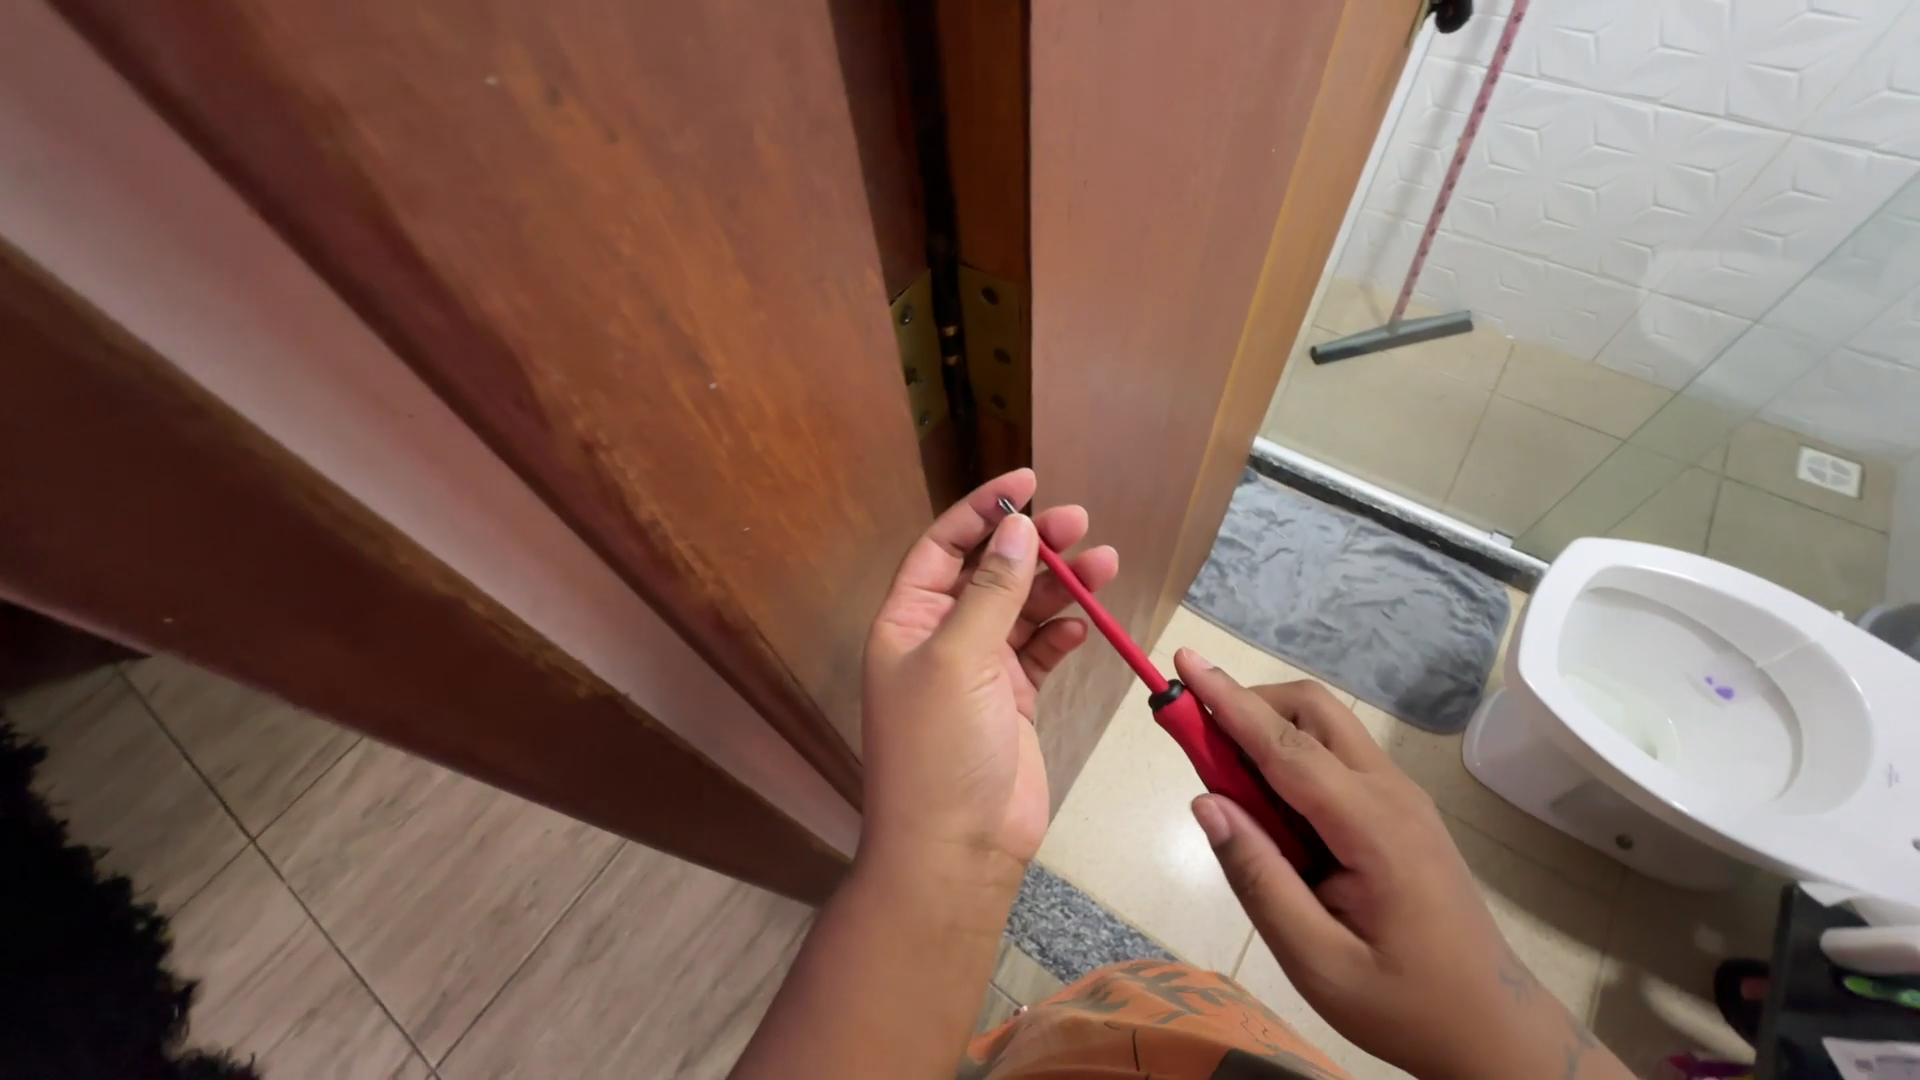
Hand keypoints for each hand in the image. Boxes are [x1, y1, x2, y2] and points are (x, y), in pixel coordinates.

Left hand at [861, 469, 1117, 877]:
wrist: (958, 849)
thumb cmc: (940, 748)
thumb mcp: (960, 658)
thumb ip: (992, 591)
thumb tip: (1019, 529)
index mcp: (908, 619)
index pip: (943, 546)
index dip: (982, 511)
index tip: (1028, 484)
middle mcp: (941, 637)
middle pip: (991, 573)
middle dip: (1034, 546)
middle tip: (1082, 523)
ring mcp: (979, 669)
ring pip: (1023, 610)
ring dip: (1061, 588)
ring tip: (1106, 563)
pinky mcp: (1013, 699)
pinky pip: (1040, 652)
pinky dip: (1062, 635)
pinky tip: (1085, 624)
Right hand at [1174, 650, 1627, 1079]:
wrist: (1495, 1032)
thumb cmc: (1403, 1006)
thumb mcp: (1317, 962)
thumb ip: (1257, 878)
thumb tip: (1204, 802)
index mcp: (1373, 828)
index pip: (1285, 746)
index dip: (1227, 701)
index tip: (1184, 662)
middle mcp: (1390, 792)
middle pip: (1311, 710)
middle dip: (1248, 704)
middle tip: (1200, 742)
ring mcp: (1400, 796)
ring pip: (1323, 726)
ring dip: (1267, 729)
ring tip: (1233, 787)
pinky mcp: (1397, 807)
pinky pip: (1334, 755)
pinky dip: (1288, 756)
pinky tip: (1275, 812)